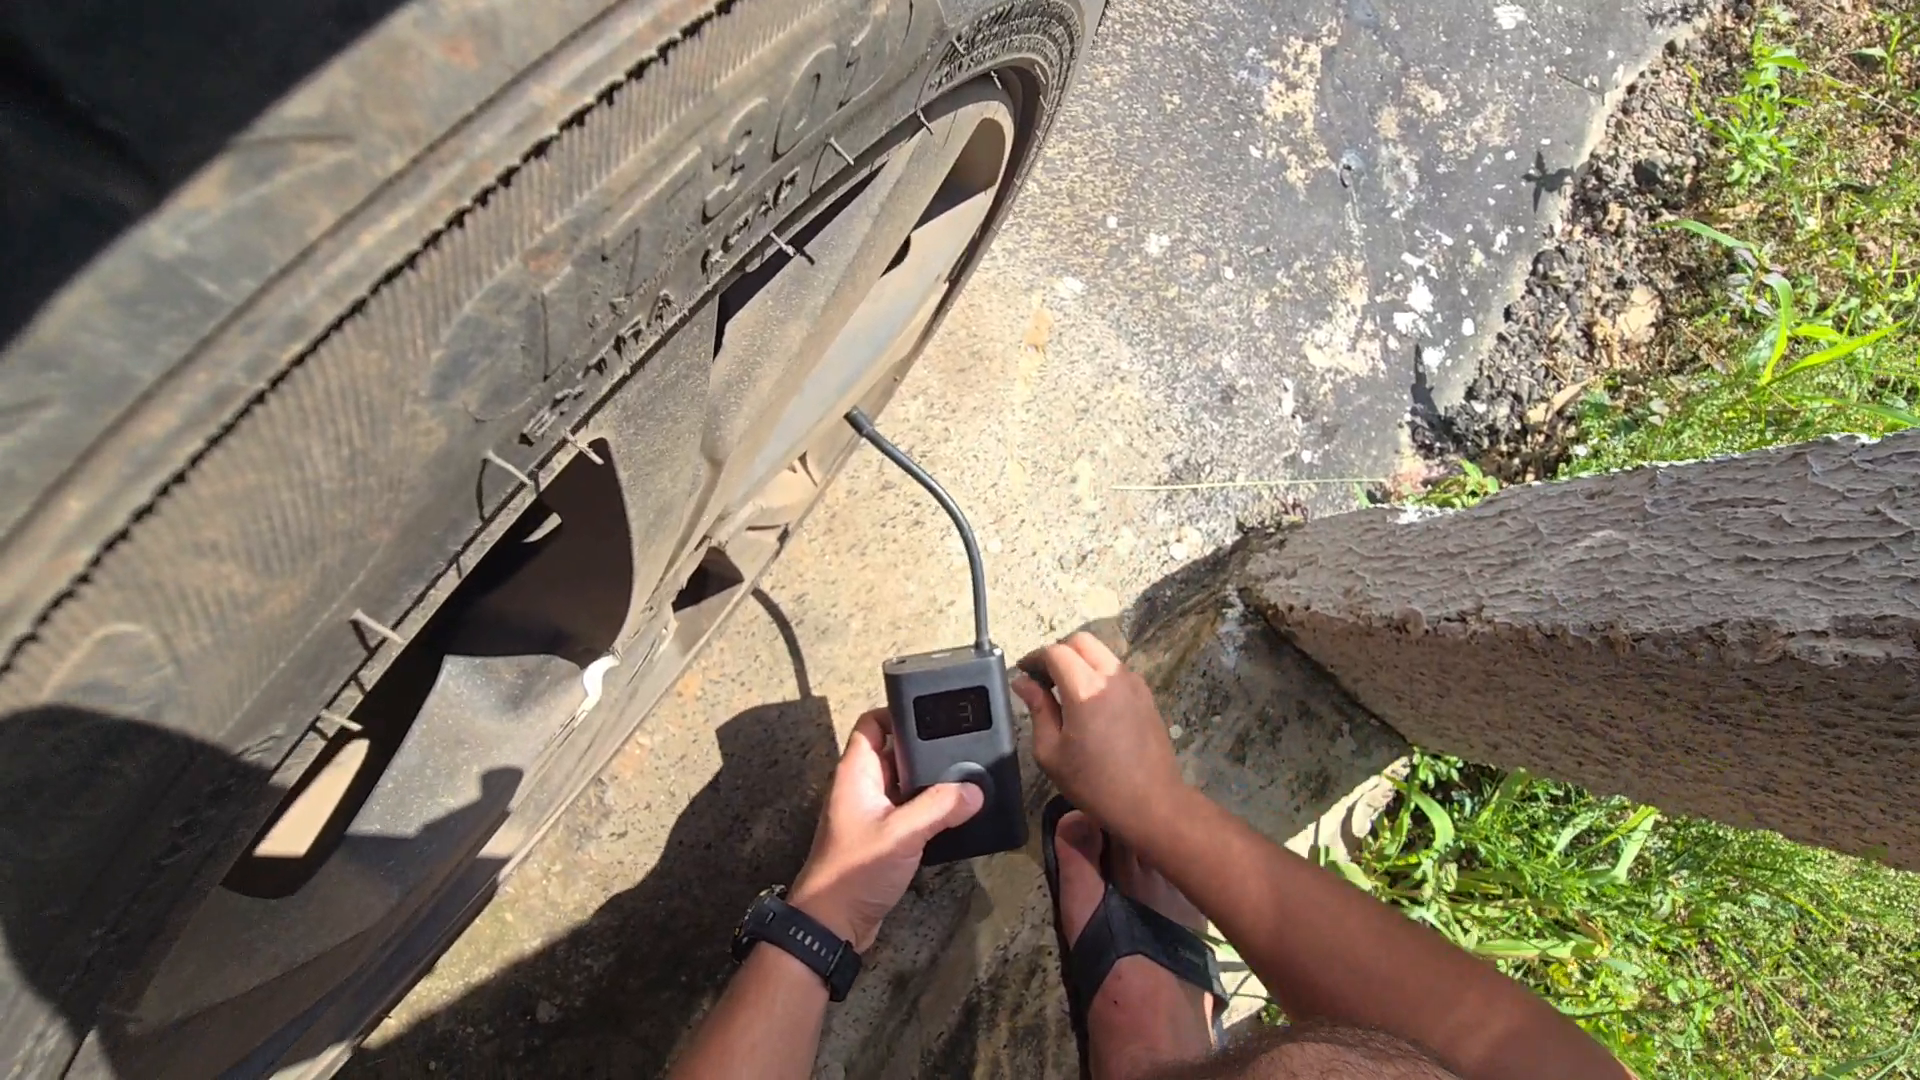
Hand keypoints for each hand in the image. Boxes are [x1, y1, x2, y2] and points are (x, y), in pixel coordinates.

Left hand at [788, 709, 983, 951]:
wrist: (832, 927)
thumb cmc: (856, 870)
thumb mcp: (901, 833)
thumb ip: (940, 807)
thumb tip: (975, 791)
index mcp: (856, 772)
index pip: (872, 724)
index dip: (897, 712)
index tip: (932, 713)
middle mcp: (862, 786)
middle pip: (894, 752)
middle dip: (925, 748)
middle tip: (960, 743)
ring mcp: (871, 813)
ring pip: (905, 783)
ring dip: (930, 781)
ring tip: (966, 775)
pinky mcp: (882, 837)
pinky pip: (908, 810)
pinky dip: (929, 808)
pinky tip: (956, 812)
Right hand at [1012, 632, 1186, 836]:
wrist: (1152, 803)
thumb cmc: (1095, 784)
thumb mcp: (1052, 752)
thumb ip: (1037, 709)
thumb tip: (1023, 683)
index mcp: (1085, 689)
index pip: (1055, 653)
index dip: (1035, 658)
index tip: (1024, 672)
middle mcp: (1112, 676)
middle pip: (1081, 642)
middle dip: (1058, 653)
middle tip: (1043, 678)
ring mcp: (1133, 683)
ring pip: (1101, 653)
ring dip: (1080, 661)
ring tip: (1065, 691)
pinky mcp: (1146, 694)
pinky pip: (1116, 669)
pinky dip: (1098, 672)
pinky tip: (1091, 702)